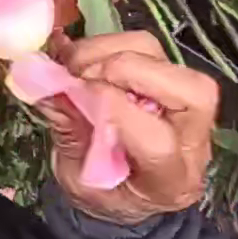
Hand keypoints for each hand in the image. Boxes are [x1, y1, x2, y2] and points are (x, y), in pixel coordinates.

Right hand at [37, 32, 216, 224]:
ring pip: (162, 56)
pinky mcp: (165, 77)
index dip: (113, 108)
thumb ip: (68, 132)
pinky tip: (77, 61)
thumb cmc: (100, 193)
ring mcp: (183, 102)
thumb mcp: (77, 179)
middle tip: (79, 76)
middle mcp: (192, 138)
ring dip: (107, 51)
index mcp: (171, 180)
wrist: (121, 194)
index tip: (72, 94)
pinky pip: (140, 45)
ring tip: (72, 68)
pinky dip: (103, 46)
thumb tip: (45, 83)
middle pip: (188, 89)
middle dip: (125, 70)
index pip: (158, 140)